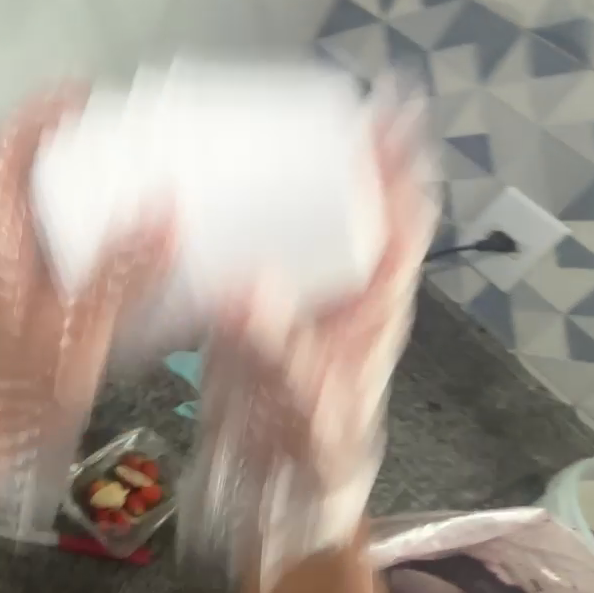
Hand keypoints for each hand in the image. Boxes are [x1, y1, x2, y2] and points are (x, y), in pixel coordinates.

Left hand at [0, 86, 171, 468]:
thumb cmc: (10, 393)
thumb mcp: (72, 336)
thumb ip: (117, 274)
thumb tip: (166, 209)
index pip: (3, 149)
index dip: (40, 111)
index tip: (87, 93)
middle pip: (17, 167)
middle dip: (65, 142)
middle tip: (125, 137)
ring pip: (30, 201)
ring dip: (72, 181)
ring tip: (131, 178)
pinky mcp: (6, 289)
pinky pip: (41, 235)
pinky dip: (75, 221)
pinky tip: (117, 241)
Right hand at [200, 107, 435, 588]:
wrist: (273, 487)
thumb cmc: (312, 450)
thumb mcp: (308, 406)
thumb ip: (282, 351)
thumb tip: (247, 283)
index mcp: (370, 304)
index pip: (399, 223)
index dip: (401, 166)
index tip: (392, 109)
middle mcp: (334, 287)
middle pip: (343, 206)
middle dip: (333, 153)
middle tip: (299, 105)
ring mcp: (288, 294)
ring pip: (289, 224)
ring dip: (274, 181)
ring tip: (237, 138)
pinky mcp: (244, 306)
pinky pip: (240, 250)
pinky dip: (226, 222)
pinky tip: (192, 200)